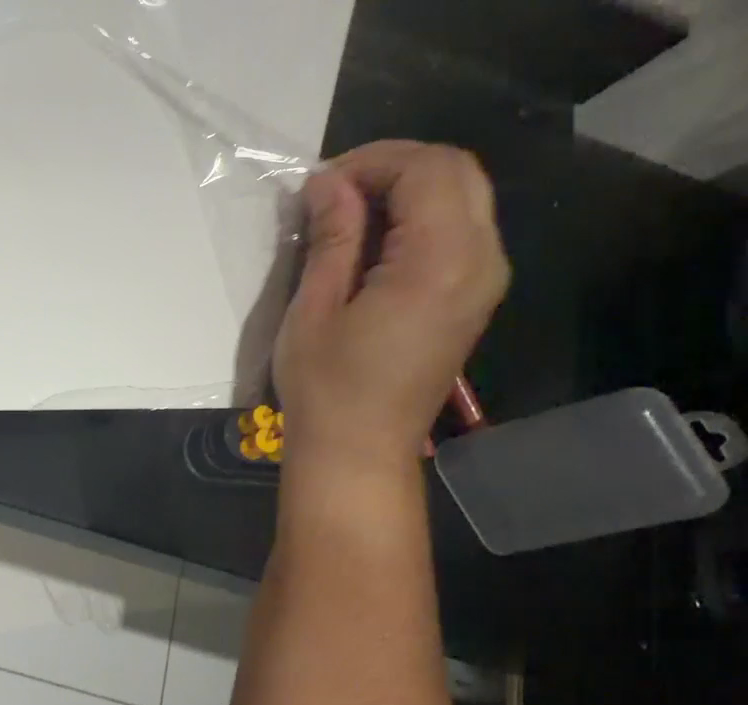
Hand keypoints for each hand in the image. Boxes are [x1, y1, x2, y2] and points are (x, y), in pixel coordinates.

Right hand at [273, 141, 510, 467]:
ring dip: (408, 190)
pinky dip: (420, 217)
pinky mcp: (475, 294)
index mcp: (440, 262)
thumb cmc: (326, 388)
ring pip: (463, 196)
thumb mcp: (314, 310)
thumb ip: (333, 239)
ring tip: (346, 214)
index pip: (428, 170)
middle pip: (457, 173)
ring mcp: (486, 277)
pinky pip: (461, 228)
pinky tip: (372, 240)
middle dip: (394, 166)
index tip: (319, 183)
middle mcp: (481, 259)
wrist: (359, 449)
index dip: (373, 161)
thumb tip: (327, 184)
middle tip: (333, 190)